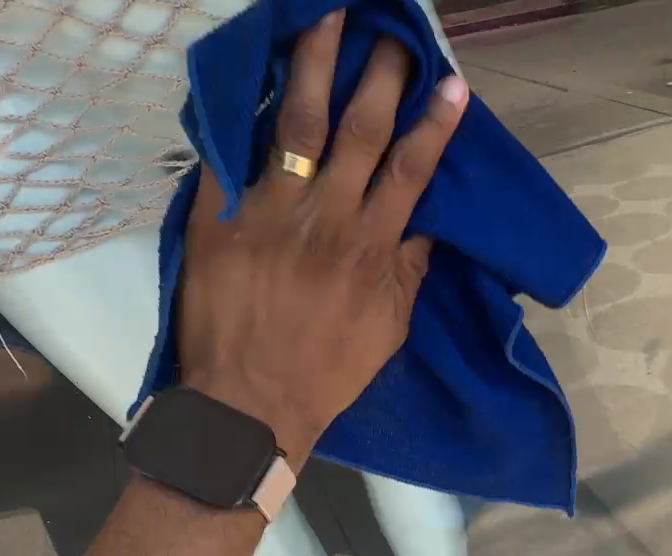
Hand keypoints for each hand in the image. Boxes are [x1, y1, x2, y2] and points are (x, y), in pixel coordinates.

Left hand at [175, 12, 469, 468]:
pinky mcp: (220, 218)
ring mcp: (270, 214)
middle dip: (378, 76)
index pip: (410, 173)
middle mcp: (327, 221)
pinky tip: (254, 69)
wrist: (252, 401)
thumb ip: (407, 277)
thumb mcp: (388, 333)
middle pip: (358, 133)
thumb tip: (425, 230)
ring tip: (325, 19)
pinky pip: (230, 153)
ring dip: (314, 66)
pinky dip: (240, 109)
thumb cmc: (328, 372)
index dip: (433, 126)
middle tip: (391, 33)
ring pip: (296, 126)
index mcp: (372, 251)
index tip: (451, 84)